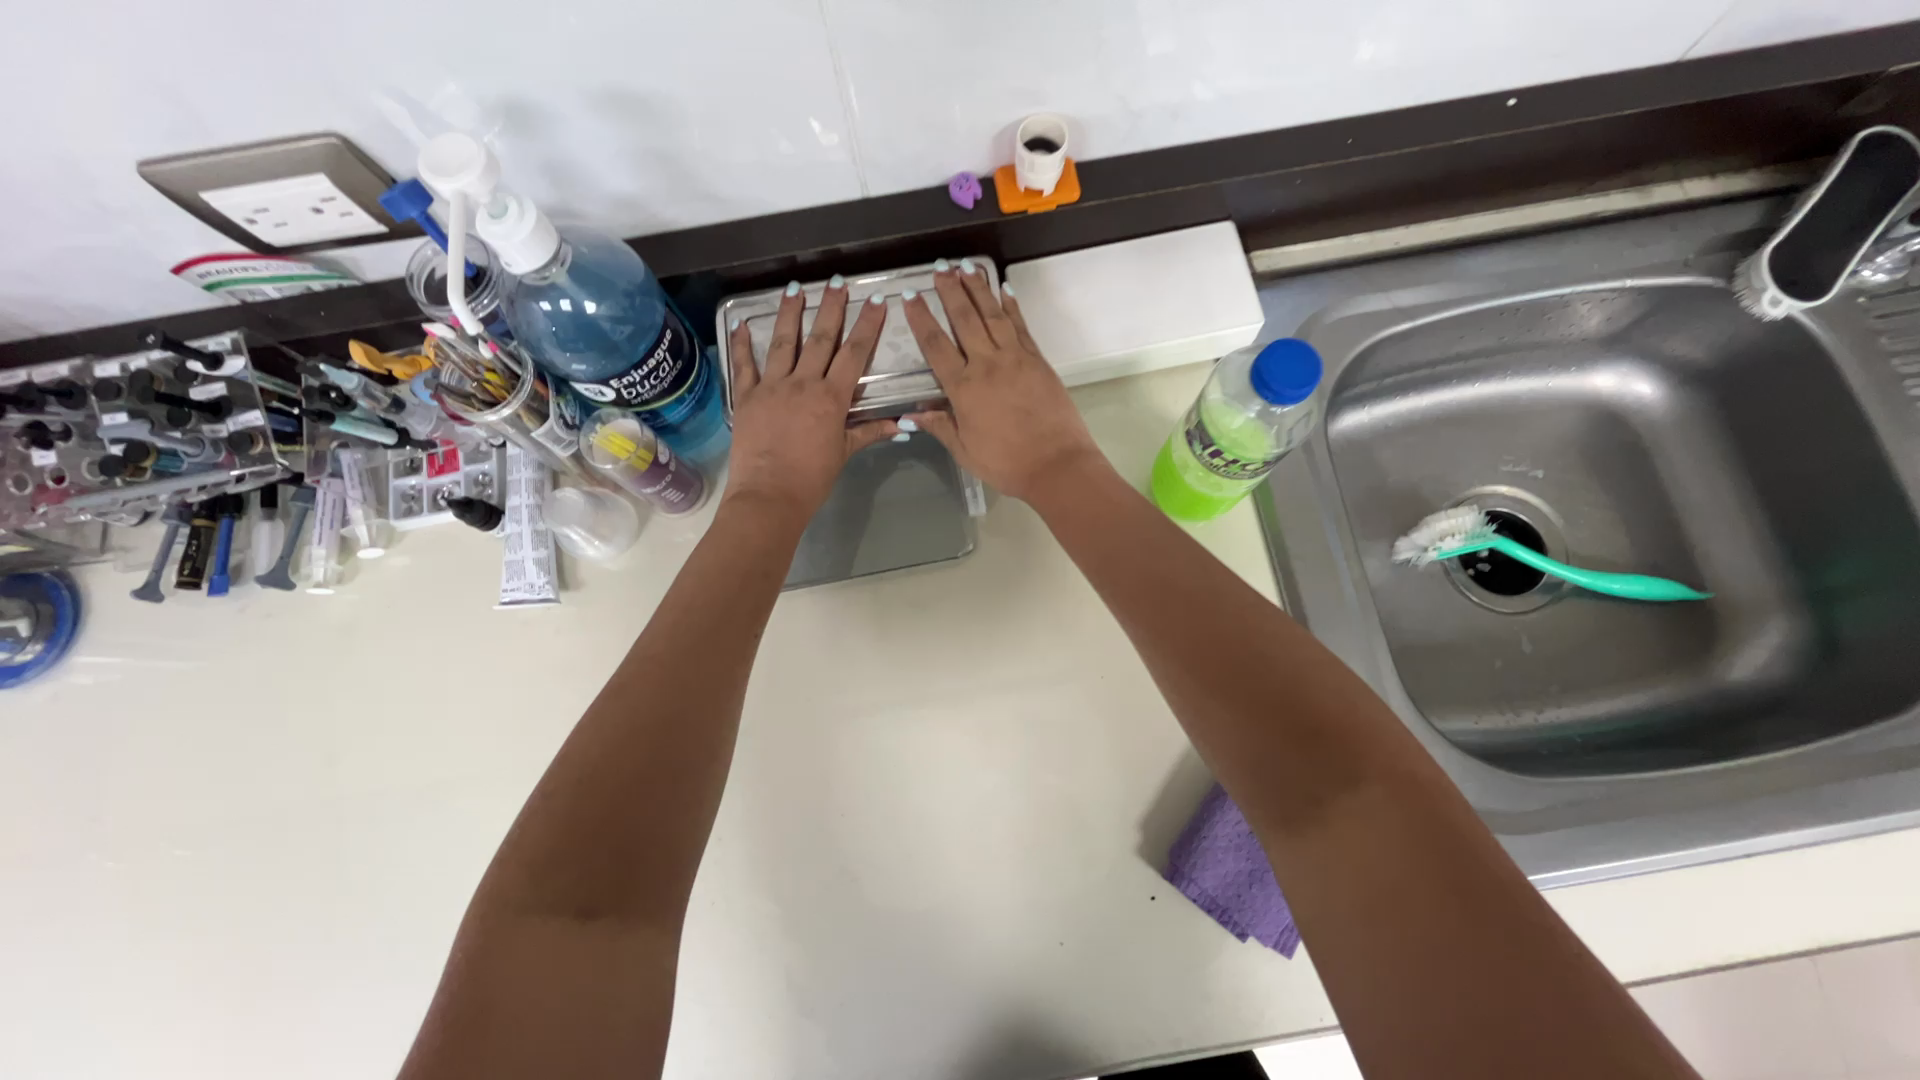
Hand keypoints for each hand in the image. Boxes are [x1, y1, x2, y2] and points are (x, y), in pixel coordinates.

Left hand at [725, 282, 897, 524]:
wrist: (768, 497)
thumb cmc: (812, 479)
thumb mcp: (843, 454)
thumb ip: (868, 433)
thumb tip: (901, 424)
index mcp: (831, 398)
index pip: (854, 354)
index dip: (867, 326)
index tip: (876, 302)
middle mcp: (802, 384)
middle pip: (821, 339)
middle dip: (832, 308)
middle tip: (837, 282)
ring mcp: (771, 387)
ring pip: (783, 342)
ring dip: (790, 313)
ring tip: (795, 289)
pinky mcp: (746, 398)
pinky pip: (744, 365)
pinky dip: (742, 344)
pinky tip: (743, 323)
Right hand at [902, 261, 1104, 501]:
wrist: (1057, 465)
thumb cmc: (1006, 464)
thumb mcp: (965, 450)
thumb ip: (940, 426)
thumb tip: (911, 413)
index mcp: (963, 388)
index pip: (936, 346)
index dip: (921, 319)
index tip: (910, 296)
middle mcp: (987, 365)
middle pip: (964, 320)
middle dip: (950, 292)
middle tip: (940, 268)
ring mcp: (1015, 359)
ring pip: (992, 315)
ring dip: (978, 289)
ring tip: (966, 267)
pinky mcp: (1038, 360)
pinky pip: (1020, 326)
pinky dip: (1011, 306)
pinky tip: (1004, 290)